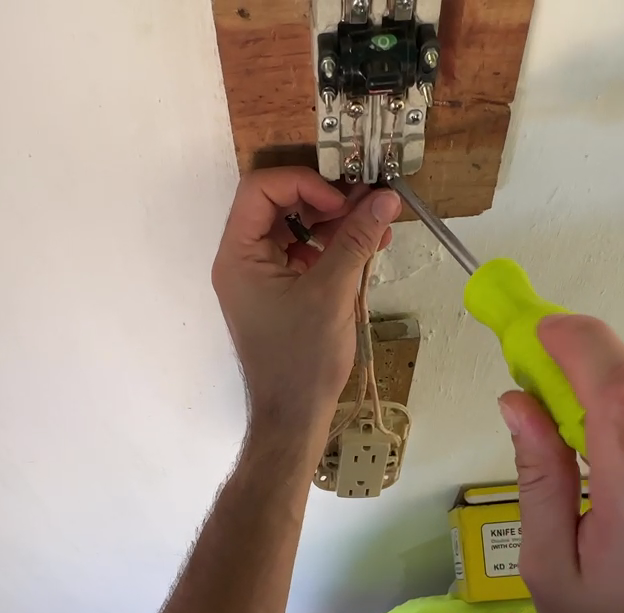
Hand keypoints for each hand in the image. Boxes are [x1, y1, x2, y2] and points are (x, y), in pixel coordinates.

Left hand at [211, 168, 399, 437]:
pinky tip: (368, 249)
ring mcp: (261, 279)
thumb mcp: (331, 294)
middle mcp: (243, 262)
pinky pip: (305, 257)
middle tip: (367, 201)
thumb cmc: (301, 361)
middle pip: (279, 205)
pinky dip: (333, 249)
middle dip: (325, 199)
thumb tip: (384, 198)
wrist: (293, 417)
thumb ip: (356, 240)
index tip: (341, 201)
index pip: (261, 189)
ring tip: (376, 225)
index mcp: (238, 256)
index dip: (303, 183)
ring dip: (336, 224)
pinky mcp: (280, 295)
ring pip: (296, 230)